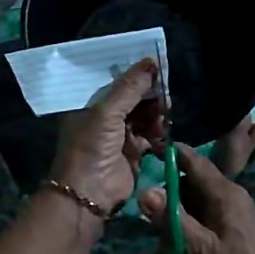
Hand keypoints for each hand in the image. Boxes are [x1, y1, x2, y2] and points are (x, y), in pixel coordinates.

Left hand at [47, 58, 159, 216]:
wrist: (89, 193)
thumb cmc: (92, 146)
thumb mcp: (107, 111)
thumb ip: (130, 87)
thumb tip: (151, 61)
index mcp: (90, 103)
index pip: (116, 81)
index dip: (136, 74)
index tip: (157, 67)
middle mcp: (104, 116)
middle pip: (133, 97)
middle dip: (150, 94)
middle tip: (164, 94)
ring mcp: (118, 134)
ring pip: (144, 114)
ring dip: (156, 112)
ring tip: (164, 114)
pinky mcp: (133, 151)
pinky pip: (150, 133)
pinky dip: (157, 130)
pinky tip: (162, 130)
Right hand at [138, 143, 254, 253]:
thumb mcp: (198, 249)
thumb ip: (172, 220)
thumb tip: (145, 191)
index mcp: (225, 192)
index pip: (195, 161)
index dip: (172, 152)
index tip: (149, 148)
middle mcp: (232, 194)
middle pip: (195, 180)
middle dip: (171, 188)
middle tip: (147, 203)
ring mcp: (236, 209)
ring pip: (200, 197)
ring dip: (180, 207)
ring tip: (160, 225)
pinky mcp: (236, 225)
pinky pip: (208, 211)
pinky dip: (192, 219)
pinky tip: (181, 238)